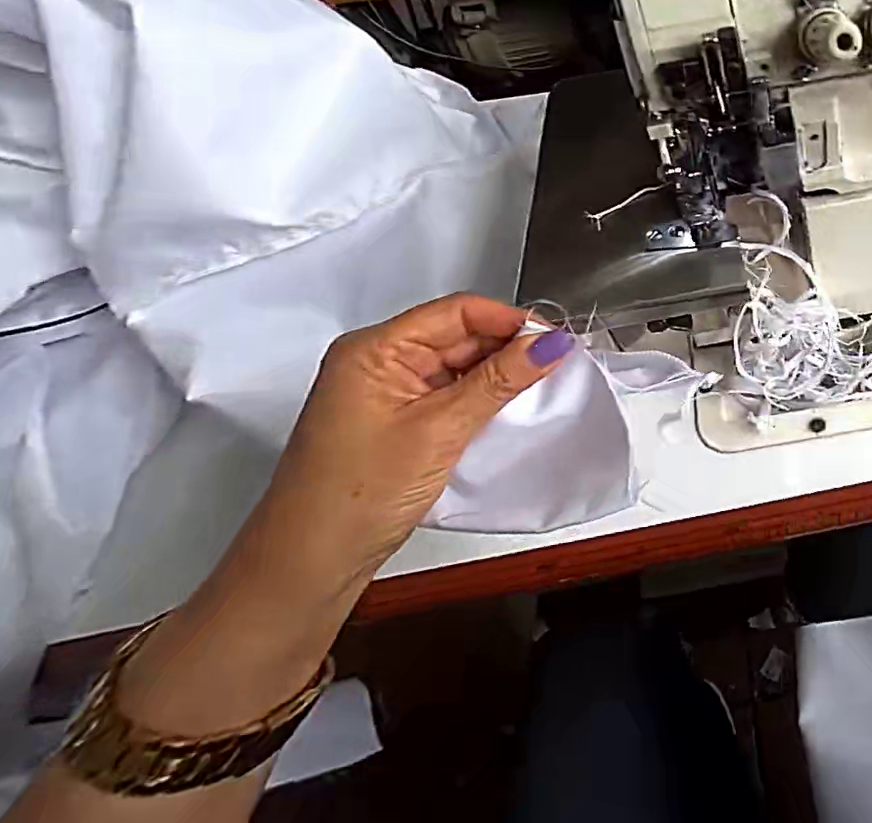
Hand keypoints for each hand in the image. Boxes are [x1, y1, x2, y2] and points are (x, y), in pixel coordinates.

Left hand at [265, 292, 576, 581]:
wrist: (312, 561)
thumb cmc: (360, 492)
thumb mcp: (442, 427)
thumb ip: (501, 379)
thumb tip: (552, 343)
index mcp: (376, 349)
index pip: (459, 311)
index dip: (511, 320)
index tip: (556, 340)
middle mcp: (381, 359)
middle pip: (463, 333)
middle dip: (511, 347)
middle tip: (559, 366)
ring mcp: (392, 388)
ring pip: (464, 362)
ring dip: (502, 372)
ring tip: (542, 386)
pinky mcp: (404, 414)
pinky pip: (456, 388)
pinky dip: (487, 394)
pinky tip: (513, 405)